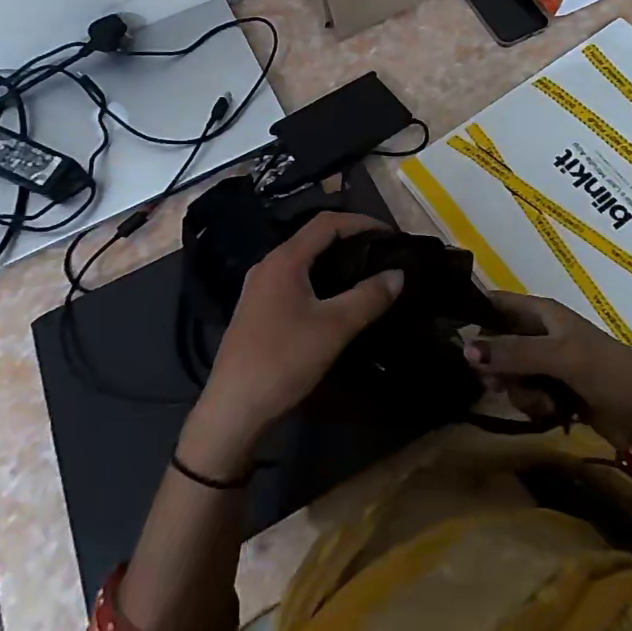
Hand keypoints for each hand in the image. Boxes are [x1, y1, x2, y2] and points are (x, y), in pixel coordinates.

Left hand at [179, 213, 403, 478]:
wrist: (233, 408)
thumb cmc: (284, 360)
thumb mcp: (334, 328)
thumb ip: (368, 297)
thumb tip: (398, 273)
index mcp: (284, 260)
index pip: (326, 223)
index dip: (361, 222)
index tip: (391, 234)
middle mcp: (268, 265)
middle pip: (314, 238)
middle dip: (351, 239)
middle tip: (383, 253)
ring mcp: (259, 288)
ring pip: (304, 261)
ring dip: (335, 260)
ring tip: (367, 273)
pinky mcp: (257, 309)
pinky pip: (294, 280)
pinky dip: (320, 279)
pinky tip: (336, 299)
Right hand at [465, 292, 631, 452]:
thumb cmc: (606, 371)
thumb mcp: (559, 356)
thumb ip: (513, 352)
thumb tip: (464, 351)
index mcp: (543, 312)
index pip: (496, 303)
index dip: (475, 315)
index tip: (454, 338)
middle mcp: (540, 333)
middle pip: (497, 342)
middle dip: (495, 364)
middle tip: (496, 383)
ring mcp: (547, 363)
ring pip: (509, 373)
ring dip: (518, 390)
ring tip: (540, 401)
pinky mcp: (554, 391)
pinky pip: (525, 394)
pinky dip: (532, 404)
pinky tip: (549, 411)